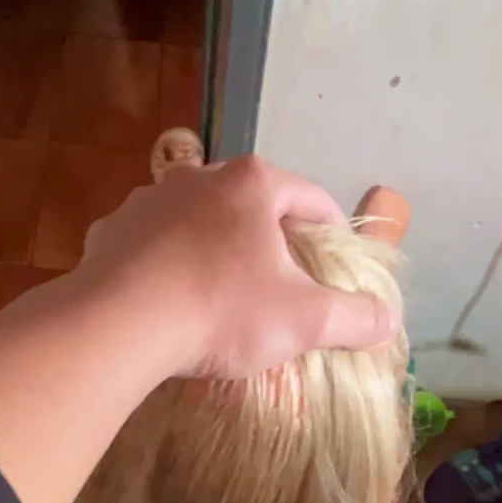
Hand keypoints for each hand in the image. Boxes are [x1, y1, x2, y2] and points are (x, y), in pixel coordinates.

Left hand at [72, 156, 400, 377]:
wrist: (122, 325)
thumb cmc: (224, 311)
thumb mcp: (303, 320)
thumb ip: (353, 318)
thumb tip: (390, 322)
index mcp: (254, 184)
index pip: (311, 200)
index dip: (331, 233)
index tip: (334, 265)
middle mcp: (200, 176)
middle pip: (252, 208)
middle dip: (270, 243)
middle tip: (279, 287)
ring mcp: (148, 201)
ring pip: (198, 223)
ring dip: (215, 251)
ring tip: (221, 296)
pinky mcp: (111, 232)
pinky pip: (152, 246)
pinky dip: (167, 266)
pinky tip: (170, 301)